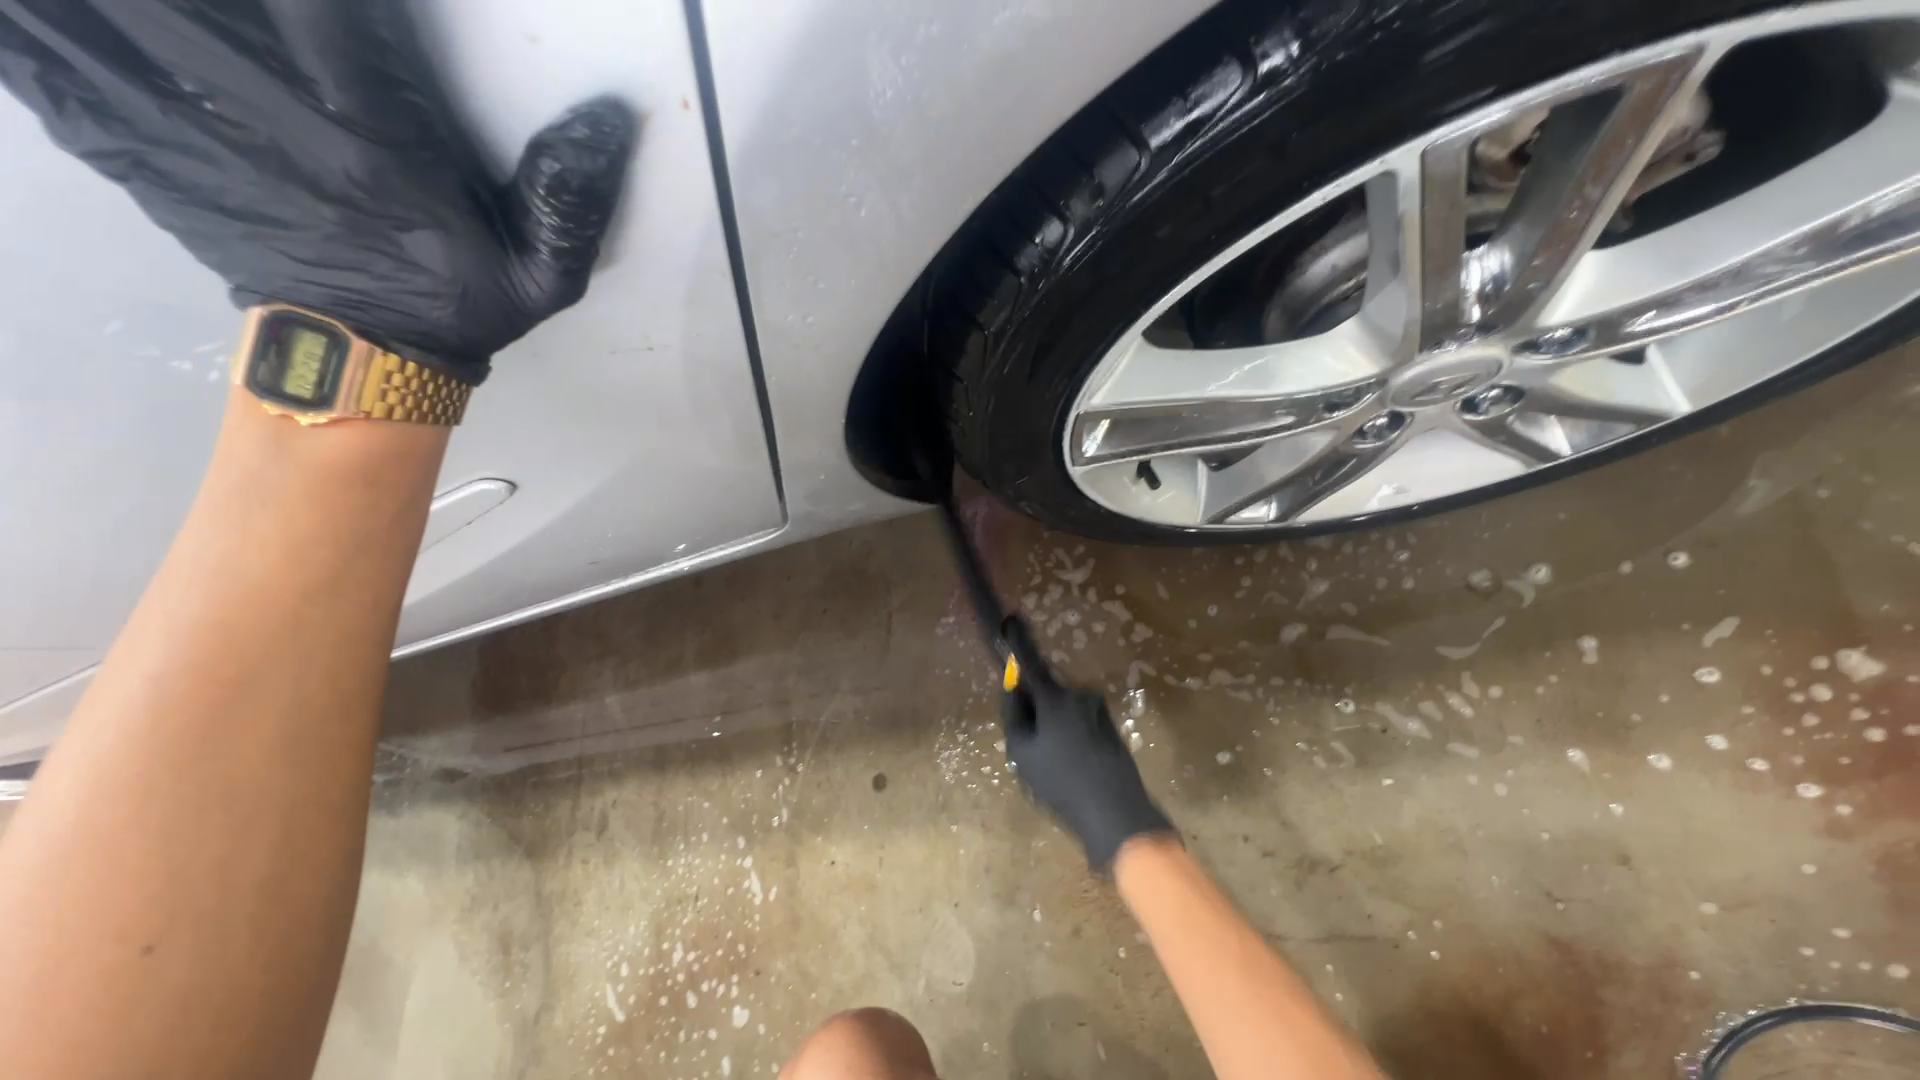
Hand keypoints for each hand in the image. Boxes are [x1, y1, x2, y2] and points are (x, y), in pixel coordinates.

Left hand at [0, 0, 637, 377]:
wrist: (362, 365)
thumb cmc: (450, 308)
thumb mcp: (542, 277)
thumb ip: (571, 204)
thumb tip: (609, 124)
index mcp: (378, 136)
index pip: (337, 17)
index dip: (329, 2)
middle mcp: (280, 117)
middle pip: (207, 8)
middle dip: (212, 2)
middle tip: (245, 8)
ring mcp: (205, 132)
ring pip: (122, 26)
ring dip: (113, 17)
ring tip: (140, 16)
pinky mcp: (155, 153)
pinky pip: (61, 75)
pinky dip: (43, 45)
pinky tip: (46, 31)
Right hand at [1000, 624, 1174, 872]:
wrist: (1116, 813)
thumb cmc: (1061, 782)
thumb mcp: (1022, 751)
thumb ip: (1014, 714)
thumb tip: (1013, 689)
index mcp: (1055, 697)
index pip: (1030, 661)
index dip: (1018, 641)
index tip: (1010, 619)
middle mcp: (1079, 694)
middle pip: (1047, 689)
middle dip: (1034, 705)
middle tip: (1028, 742)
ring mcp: (1098, 710)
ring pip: (1063, 708)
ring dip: (1053, 724)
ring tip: (1051, 764)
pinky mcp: (1110, 727)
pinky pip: (1078, 722)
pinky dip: (1069, 734)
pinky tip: (1069, 766)